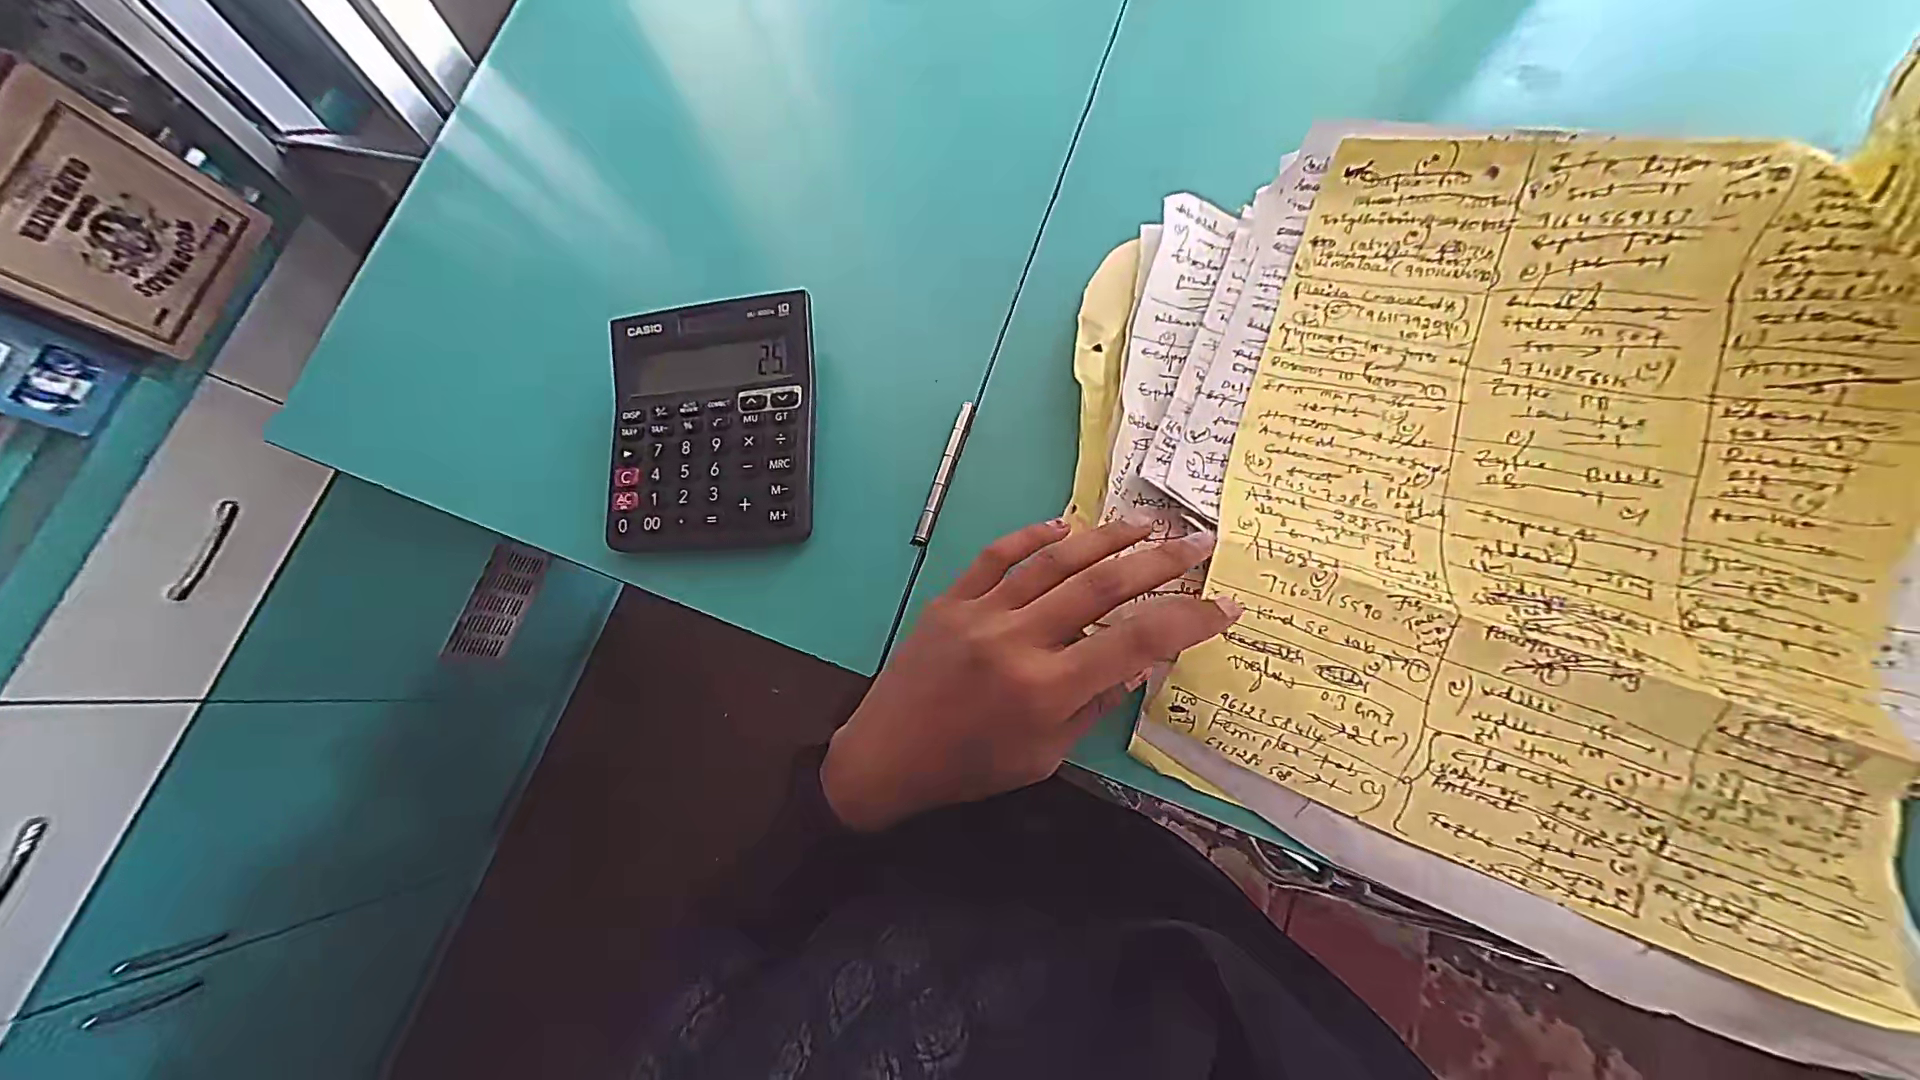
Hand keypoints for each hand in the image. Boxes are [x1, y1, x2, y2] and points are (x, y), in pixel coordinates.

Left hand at [821, 516, 1242, 830]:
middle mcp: (1017, 640)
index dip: (1188, 621)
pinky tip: (1065, 526)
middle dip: (1160, 562)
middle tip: (1199, 544)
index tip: (1224, 604)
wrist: (886, 755)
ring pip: (1054, 561)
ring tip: (1146, 524)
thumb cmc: (969, 767)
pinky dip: (1034, 536)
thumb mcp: (1043, 756)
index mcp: (1046, 689)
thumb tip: (1136, 663)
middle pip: (1102, 586)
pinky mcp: (951, 599)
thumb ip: (1092, 705)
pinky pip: (997, 556)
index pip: (1135, 643)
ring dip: (1105, 537)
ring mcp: (980, 612)